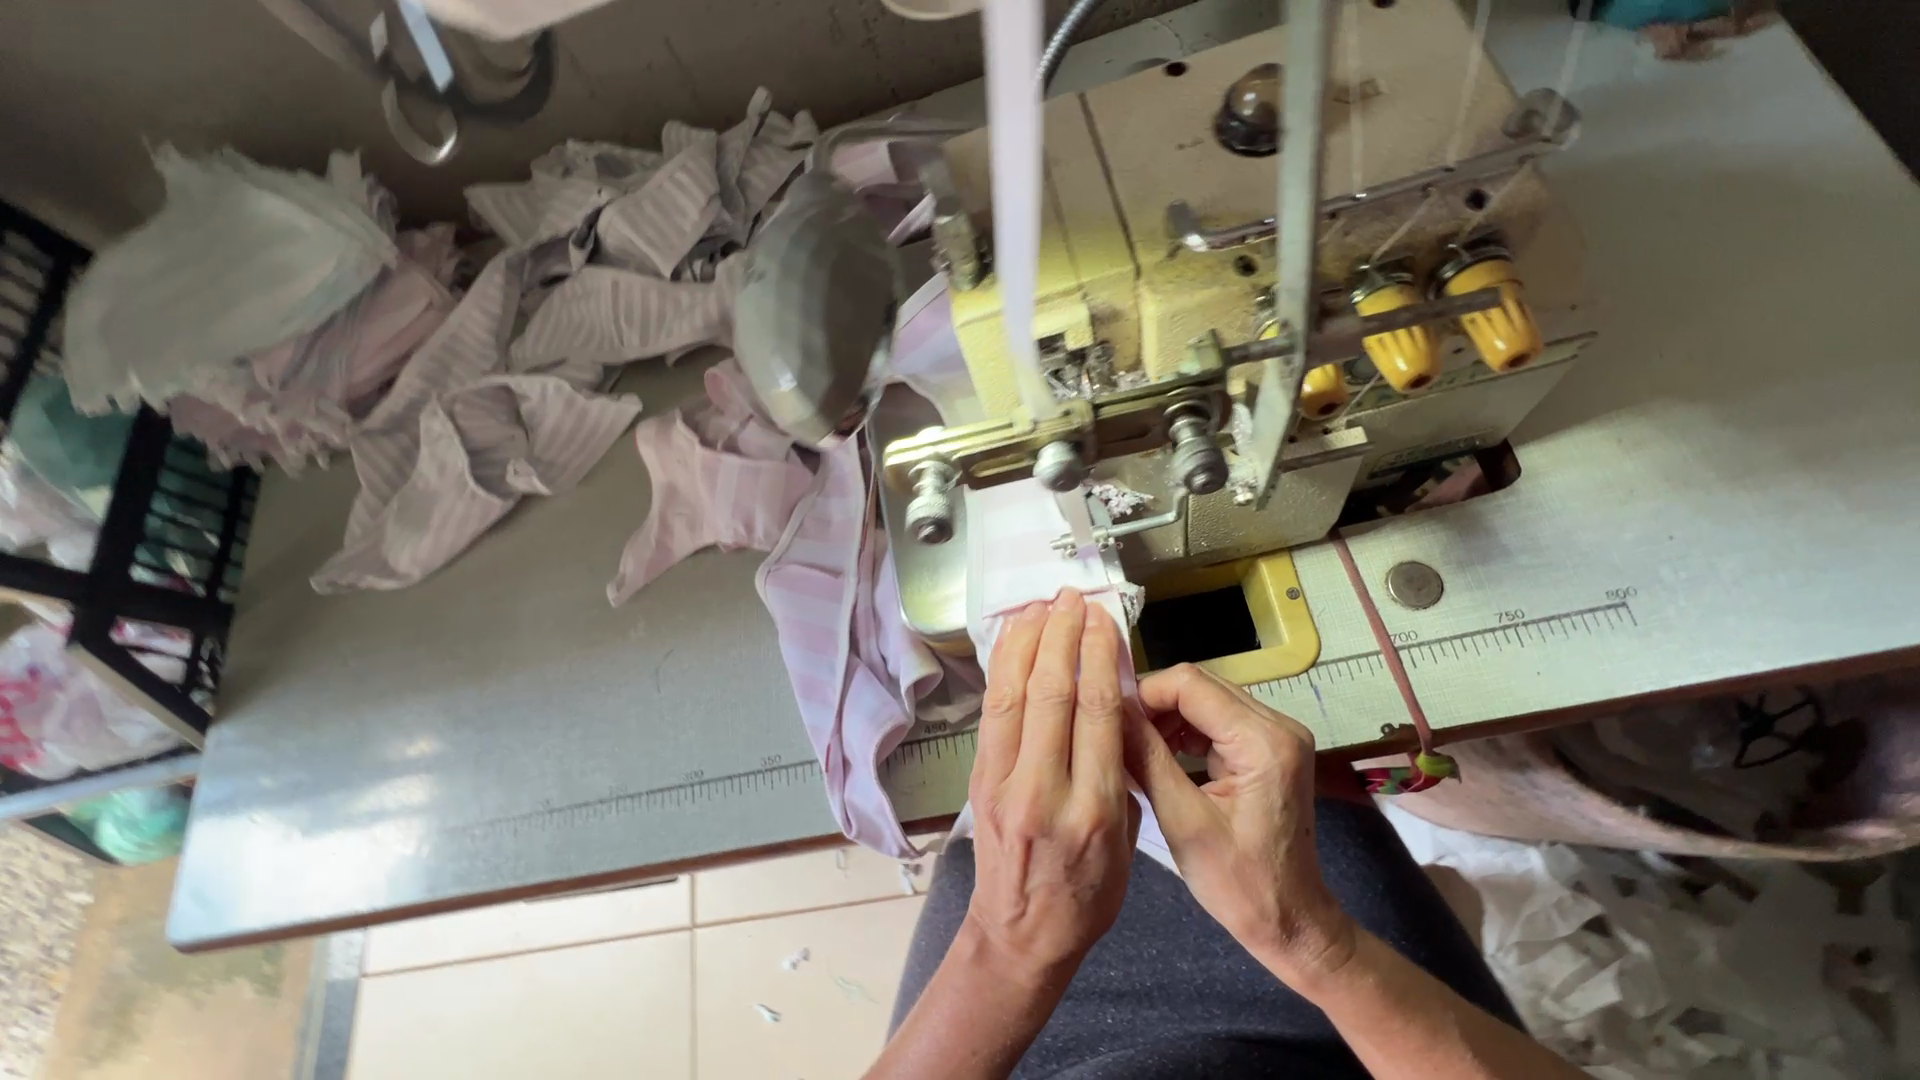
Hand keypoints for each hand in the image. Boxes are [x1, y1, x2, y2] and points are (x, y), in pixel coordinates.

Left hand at [965, 589, 1139, 980]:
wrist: (1022, 933)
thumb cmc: (1087, 893)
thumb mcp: (1128, 839)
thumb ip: (1120, 768)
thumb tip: (1112, 700)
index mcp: (1093, 808)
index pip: (1097, 712)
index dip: (1098, 655)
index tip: (1101, 620)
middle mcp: (1044, 790)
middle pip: (1052, 694)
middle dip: (1062, 636)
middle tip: (1072, 598)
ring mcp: (1003, 783)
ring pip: (1013, 695)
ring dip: (1026, 642)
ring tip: (1039, 605)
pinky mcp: (980, 779)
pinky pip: (992, 712)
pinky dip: (1001, 669)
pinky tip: (1011, 641)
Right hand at [1124, 663, 1357, 983]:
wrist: (1291, 920)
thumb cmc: (1238, 883)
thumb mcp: (1182, 821)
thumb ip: (1146, 758)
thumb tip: (1111, 711)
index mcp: (1263, 741)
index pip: (1189, 683)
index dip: (1143, 695)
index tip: (1111, 723)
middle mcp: (1278, 725)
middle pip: (1199, 684)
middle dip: (1153, 705)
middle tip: (1119, 737)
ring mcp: (1279, 733)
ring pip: (1206, 697)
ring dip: (1167, 718)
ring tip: (1136, 751)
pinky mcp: (1272, 745)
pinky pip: (1218, 717)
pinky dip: (1186, 730)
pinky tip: (1162, 756)